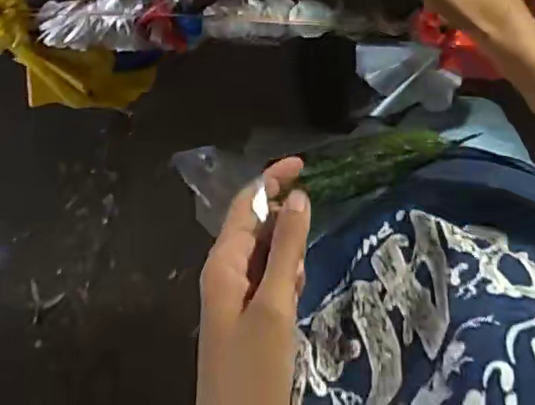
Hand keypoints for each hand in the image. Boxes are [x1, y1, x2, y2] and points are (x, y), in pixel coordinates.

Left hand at [198, 158, 309, 404]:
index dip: (272, 178)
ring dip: (286, 251)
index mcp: (222, 263)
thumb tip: (299, 196)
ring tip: (301, 273)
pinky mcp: (247, 317)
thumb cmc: (252, 369)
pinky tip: (297, 291)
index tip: (305, 164)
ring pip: (265, 252)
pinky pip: (268, 279)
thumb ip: (285, 249)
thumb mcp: (274, 305)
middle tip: (311, 231)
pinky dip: (285, 275)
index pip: (246, 203)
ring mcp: (235, 296)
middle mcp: (225, 272)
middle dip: (284, 220)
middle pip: (255, 224)